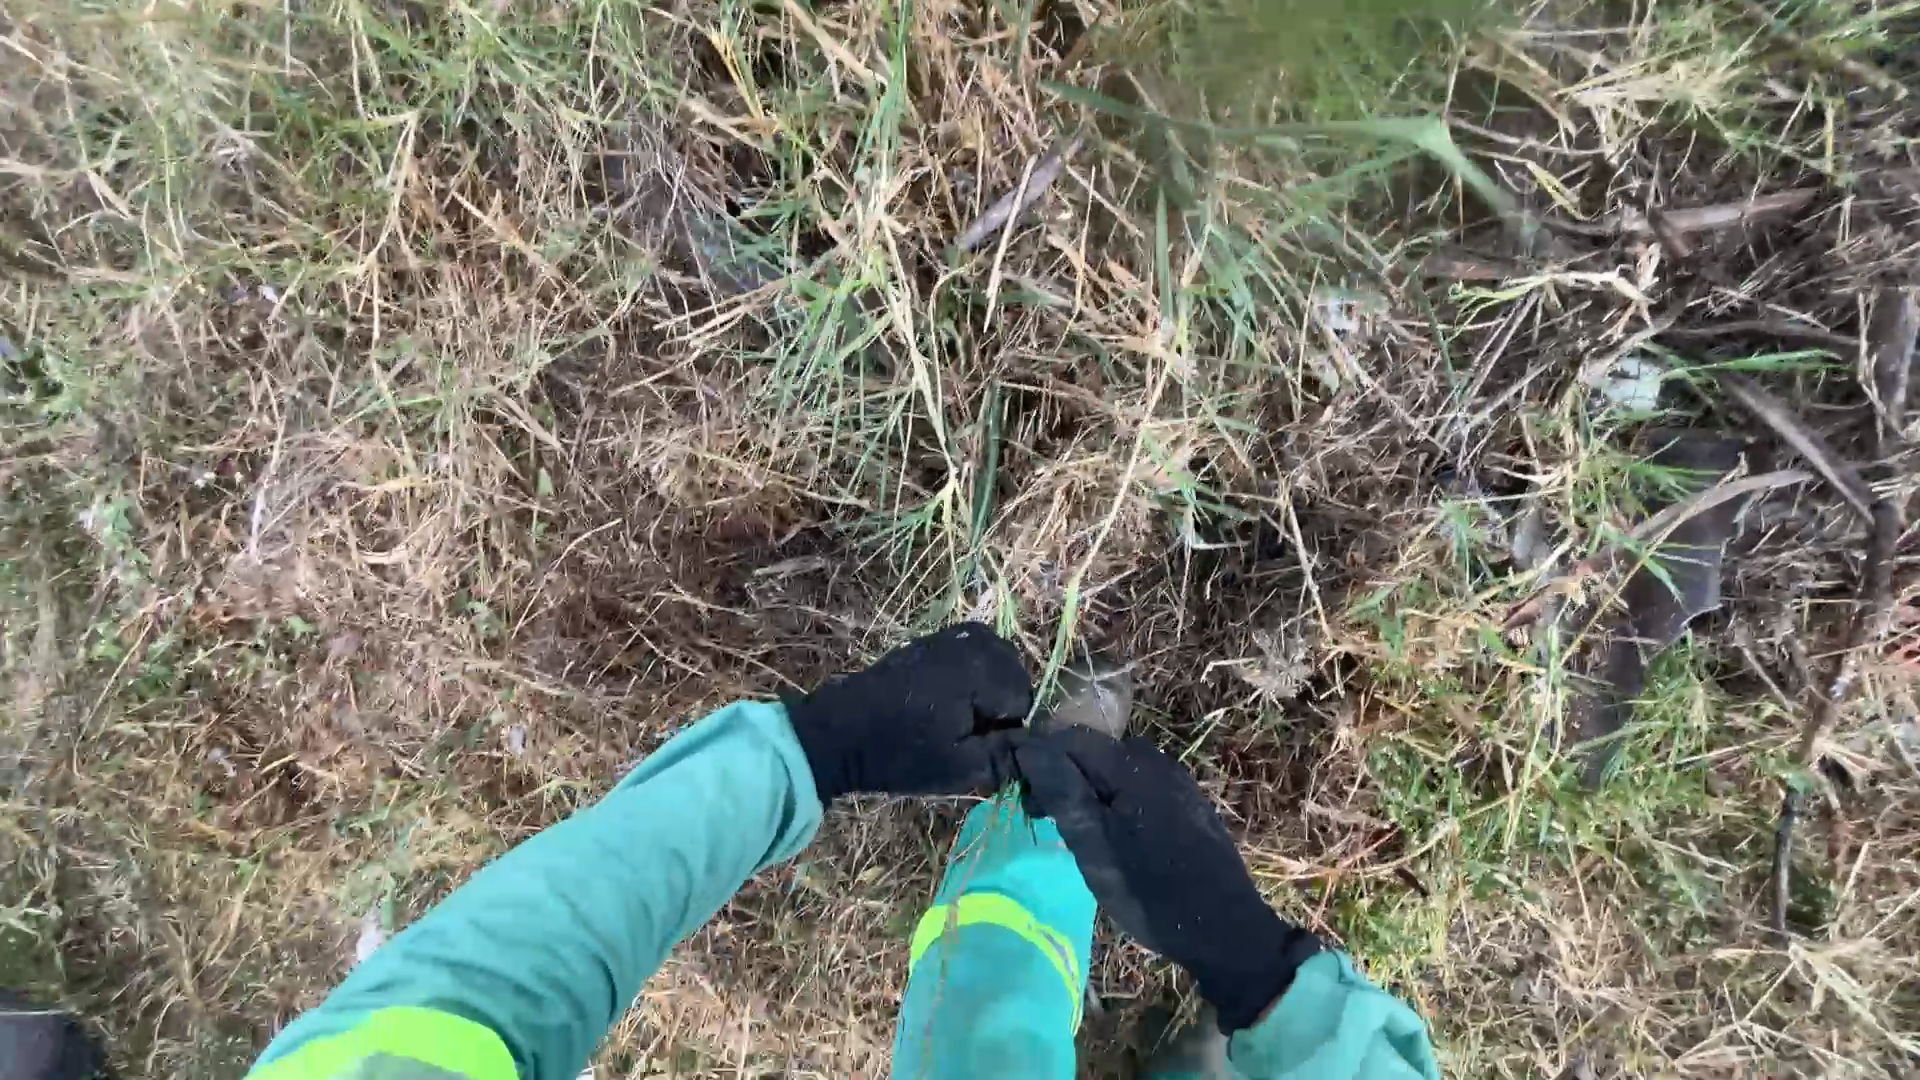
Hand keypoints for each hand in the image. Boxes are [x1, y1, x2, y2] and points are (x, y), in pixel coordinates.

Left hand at [783, 622, 1032, 801]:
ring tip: (950, 720)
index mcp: (985, 666)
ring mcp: (955, 634)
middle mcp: (976, 639)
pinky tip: (941, 703)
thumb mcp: (962, 768)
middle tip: (961, 734)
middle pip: (1016, 680)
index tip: (973, 745)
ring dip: (985, 696)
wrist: (839, 731)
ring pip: (999, 670)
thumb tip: (1042, 749)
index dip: (1005, 731)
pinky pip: (976, 660)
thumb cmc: (900, 753)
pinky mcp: (938, 638)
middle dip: (998, 709)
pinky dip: (970, 682)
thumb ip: (1010, 757)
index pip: (1026, 702)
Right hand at [1016, 728, 1322, 1031]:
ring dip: (1087, 788)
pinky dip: (1112, 797)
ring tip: (1075, 827)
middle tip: (1045, 817)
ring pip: (1113, 768)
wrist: (1227, 931)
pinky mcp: (1185, 800)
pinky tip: (1111, 830)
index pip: (1069, 738)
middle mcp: (1155, 759)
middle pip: (1092, 750)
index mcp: (1131, 764)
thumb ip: (1060, 790)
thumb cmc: (1150, 891)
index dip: (1039, 759)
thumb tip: (1027, 746)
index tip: (1024, 797)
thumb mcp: (1093, 845)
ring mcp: (1175, 778)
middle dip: (1062, 775)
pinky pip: (1136, 783)